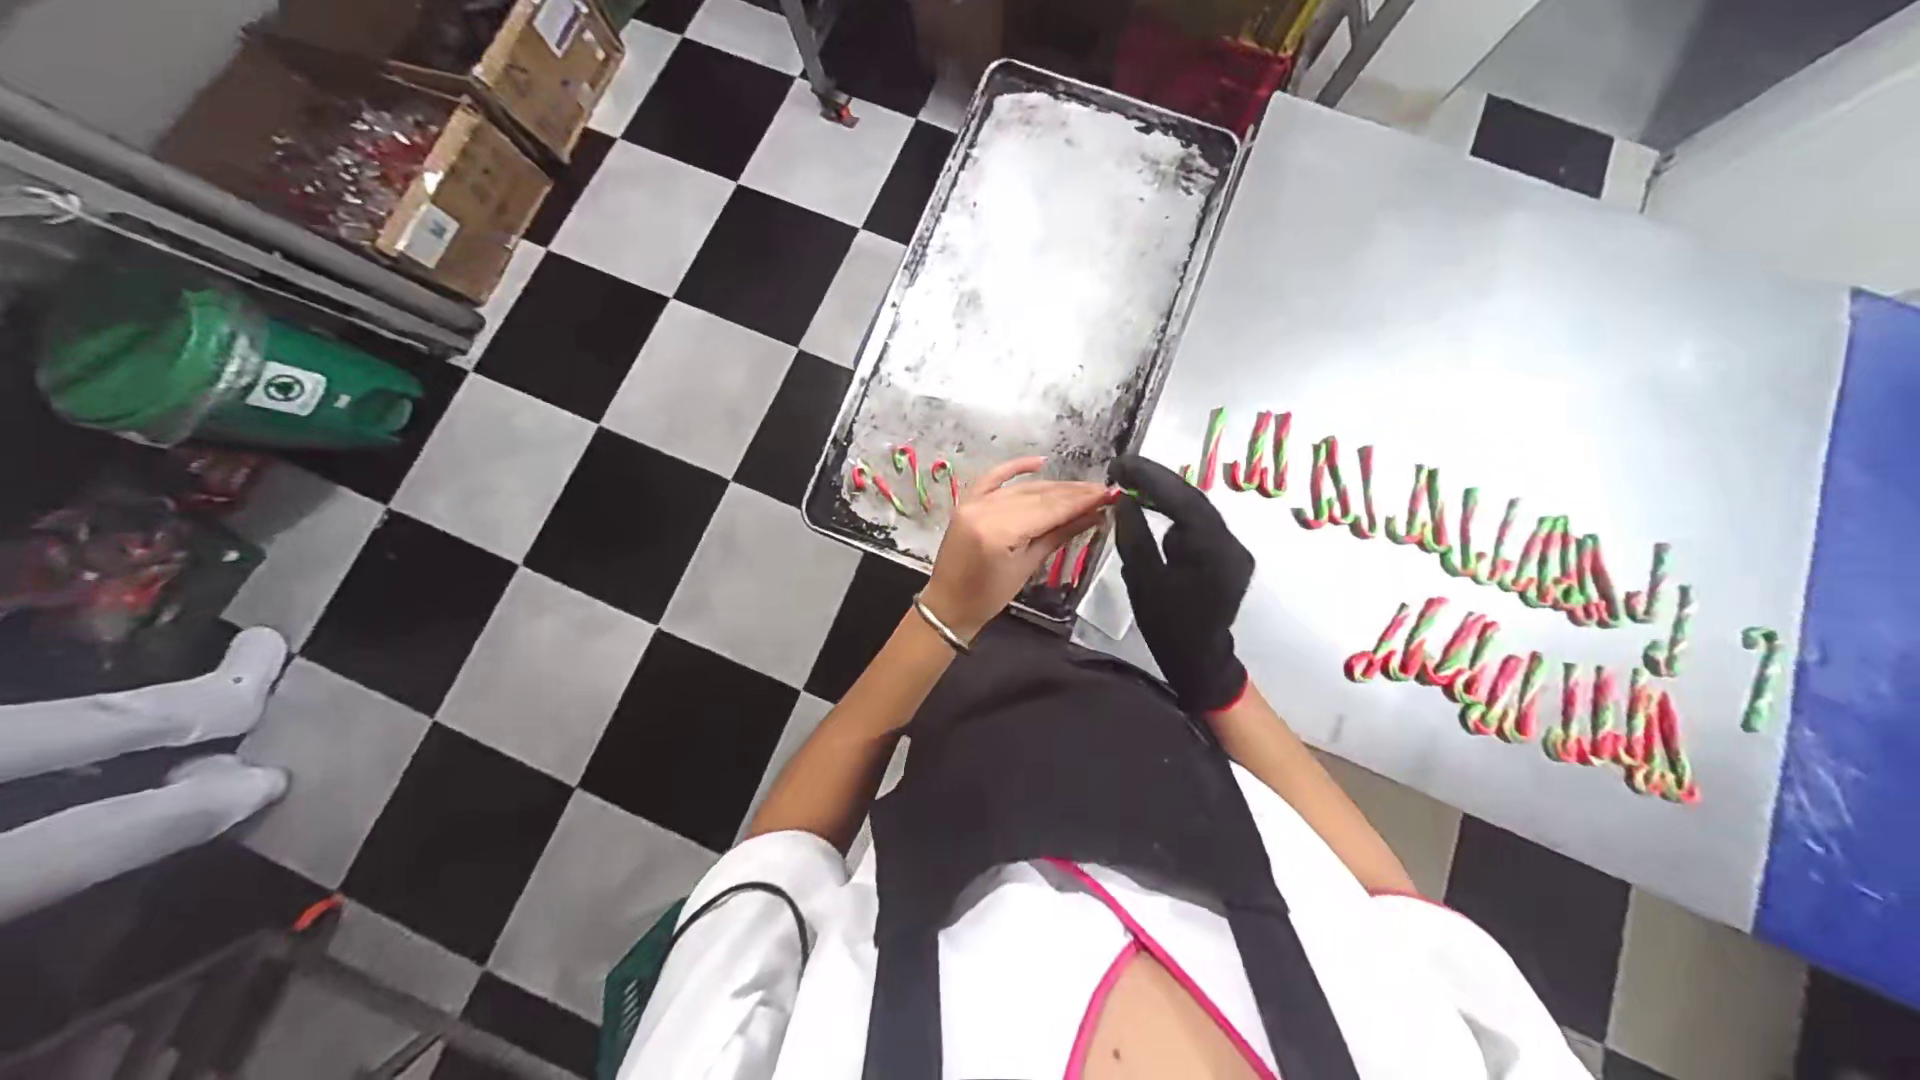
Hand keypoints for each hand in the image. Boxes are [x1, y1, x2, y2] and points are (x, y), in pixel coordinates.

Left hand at [921, 457, 1113, 640]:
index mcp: (999, 532)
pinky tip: (1040, 463)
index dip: (1080, 501)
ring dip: (1053, 486)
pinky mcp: (966, 502)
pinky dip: (1015, 467)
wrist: (948, 604)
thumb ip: (1059, 535)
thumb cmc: (988, 596)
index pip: (1048, 509)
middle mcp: (985, 510)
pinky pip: (993, 477)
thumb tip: (1094, 515)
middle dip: (1072, 493)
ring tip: (1083, 488)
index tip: (1108, 494)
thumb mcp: (1027, 567)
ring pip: (1022, 489)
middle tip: (1102, 491)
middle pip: (1037, 496)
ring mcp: (973, 504)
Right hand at [1109, 455, 1253, 712]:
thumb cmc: (1167, 626)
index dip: (1149, 477)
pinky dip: (1174, 513)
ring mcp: (1233, 547)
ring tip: (1131, 481)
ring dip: (1165, 494)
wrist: (1200, 660)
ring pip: (1196, 510)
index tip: (1119, 464)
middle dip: (1156, 480)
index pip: (1182, 500)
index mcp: (1212, 549)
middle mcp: (1231, 542)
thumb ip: (1134, 536)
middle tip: (1120, 468)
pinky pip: (1199, 524)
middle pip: (1192, 499)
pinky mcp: (1228, 554)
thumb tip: (1123, 500)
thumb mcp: (1142, 581)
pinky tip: (1153, 506)